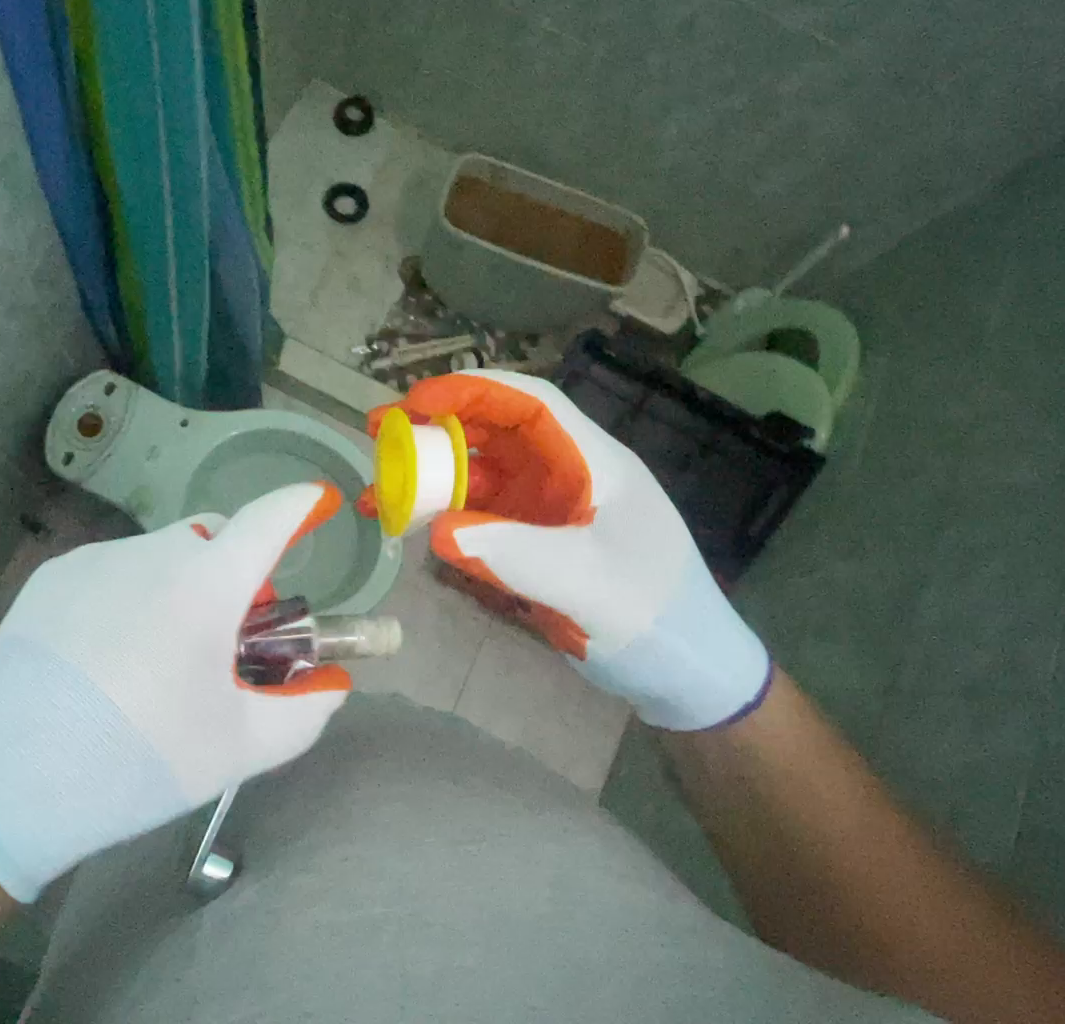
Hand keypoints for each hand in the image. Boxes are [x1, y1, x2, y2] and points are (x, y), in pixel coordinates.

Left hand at [0, 482, 350, 901]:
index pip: (268, 519)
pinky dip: (130, 594)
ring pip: (161, 555)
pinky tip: (104, 655)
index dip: (301, 506)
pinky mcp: (50, 577)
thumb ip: (305, 709)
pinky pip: (112, 568)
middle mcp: (150, 553)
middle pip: (214, 538)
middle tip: (223, 638)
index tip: (319, 502)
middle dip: (234, 571)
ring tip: (153, 658)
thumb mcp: (240, 747)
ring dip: (179, 585)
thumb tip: (331, 684)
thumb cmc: (140, 762)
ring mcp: (94, 560)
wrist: (9, 784)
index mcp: (204, 586)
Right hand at [368, 371, 768, 730]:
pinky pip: (481, 516)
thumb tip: (436, 529)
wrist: (687, 673)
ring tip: (381, 492)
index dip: (471, 391)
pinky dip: (445, 516)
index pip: (530, 405)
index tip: (413, 402)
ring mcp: (549, 509)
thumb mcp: (591, 586)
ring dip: (432, 476)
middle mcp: (566, 475)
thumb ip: (518, 556)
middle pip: (495, 432)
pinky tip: (413, 528)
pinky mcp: (535, 542)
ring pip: (481, 474)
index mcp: (593, 464)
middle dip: (437, 427)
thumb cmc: (658, 620)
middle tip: (378, 435)